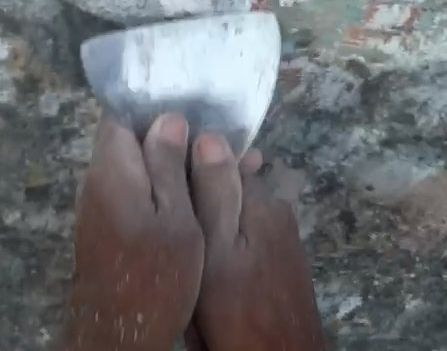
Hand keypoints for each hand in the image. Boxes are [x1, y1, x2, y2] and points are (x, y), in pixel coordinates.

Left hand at [64, 113, 203, 350]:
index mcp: (112, 167)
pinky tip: (196, 197)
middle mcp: (97, 178)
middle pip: (130, 139)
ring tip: (218, 166)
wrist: (118, 336)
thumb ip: (168, 165)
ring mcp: (98, 203)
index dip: (153, 106)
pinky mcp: (106, 226)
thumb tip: (169, 118)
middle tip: (215, 140)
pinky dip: (162, 188)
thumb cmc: (153, 276)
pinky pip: (134, 190)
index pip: (121, 113)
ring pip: (136, 166)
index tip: (189, 106)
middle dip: (170, 136)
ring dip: (170, 164)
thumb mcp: (175, 219)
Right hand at [187, 137, 326, 350]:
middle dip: (202, 200)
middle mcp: (278, 210)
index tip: (163, 182)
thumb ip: (214, 193)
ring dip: (214, 228)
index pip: (219, 156)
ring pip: (235, 216)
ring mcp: (283, 239)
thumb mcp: (217, 251)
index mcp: (262, 199)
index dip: (188, 165)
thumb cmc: (241, 311)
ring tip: (190, 253)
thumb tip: (209, 135)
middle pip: (228, 186)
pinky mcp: (282, 266)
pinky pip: (245, 241)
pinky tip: (214, 271)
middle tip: (176, 229)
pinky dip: (228, 249)